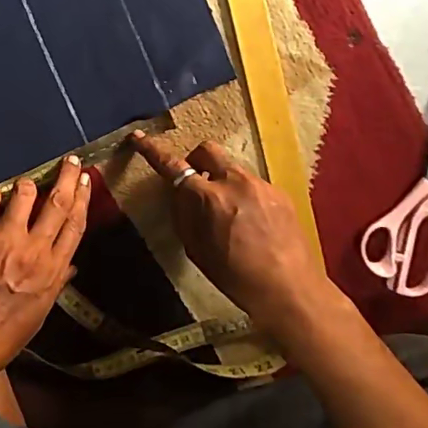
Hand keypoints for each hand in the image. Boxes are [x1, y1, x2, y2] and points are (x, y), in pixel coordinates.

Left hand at [0, 157, 90, 390]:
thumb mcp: (39, 313)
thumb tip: (69, 266)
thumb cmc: (2, 336)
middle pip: (57, 203)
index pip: (75, 225)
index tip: (85, 181)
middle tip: (71, 160)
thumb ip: (55, 283)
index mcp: (53, 270)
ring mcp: (5, 239)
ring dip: (26, 185)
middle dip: (66, 177)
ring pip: (24, 195)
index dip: (82, 198)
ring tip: (24, 184)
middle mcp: (34, 250)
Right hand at [130, 131, 345, 335]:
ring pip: (232, 169)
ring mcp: (261, 185)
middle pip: (207, 151)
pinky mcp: (279, 193)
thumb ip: (184, 215)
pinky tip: (251, 224)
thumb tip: (179, 193)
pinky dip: (243, 196)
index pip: (174, 166)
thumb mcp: (196, 249)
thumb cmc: (236, 276)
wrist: (289, 288)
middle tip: (195, 184)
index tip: (138, 138)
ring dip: (221, 182)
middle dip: (195, 161)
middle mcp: (235, 182)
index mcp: (209, 198)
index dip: (152, 151)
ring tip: (227, 214)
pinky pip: (252, 185)